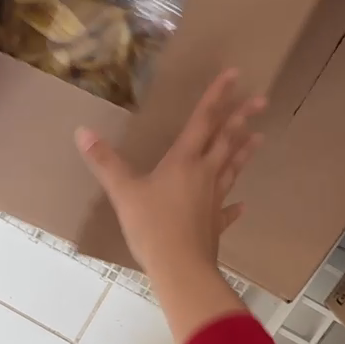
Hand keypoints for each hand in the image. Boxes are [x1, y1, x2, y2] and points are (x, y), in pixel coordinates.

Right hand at [76, 69, 264, 277]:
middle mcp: (204, 175)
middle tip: (262, 100)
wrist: (180, 269)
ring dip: (245, 152)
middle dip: (242, 118)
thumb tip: (82, 132)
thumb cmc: (152, 228)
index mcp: (183, 162)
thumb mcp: (124, 193)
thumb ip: (105, 163)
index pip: (203, 121)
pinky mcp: (215, 226)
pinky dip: (235, 208)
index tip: (235, 74)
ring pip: (232, 169)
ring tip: (260, 137)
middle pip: (226, 141)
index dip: (218, 96)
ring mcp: (213, 201)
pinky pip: (227, 212)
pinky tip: (242, 205)